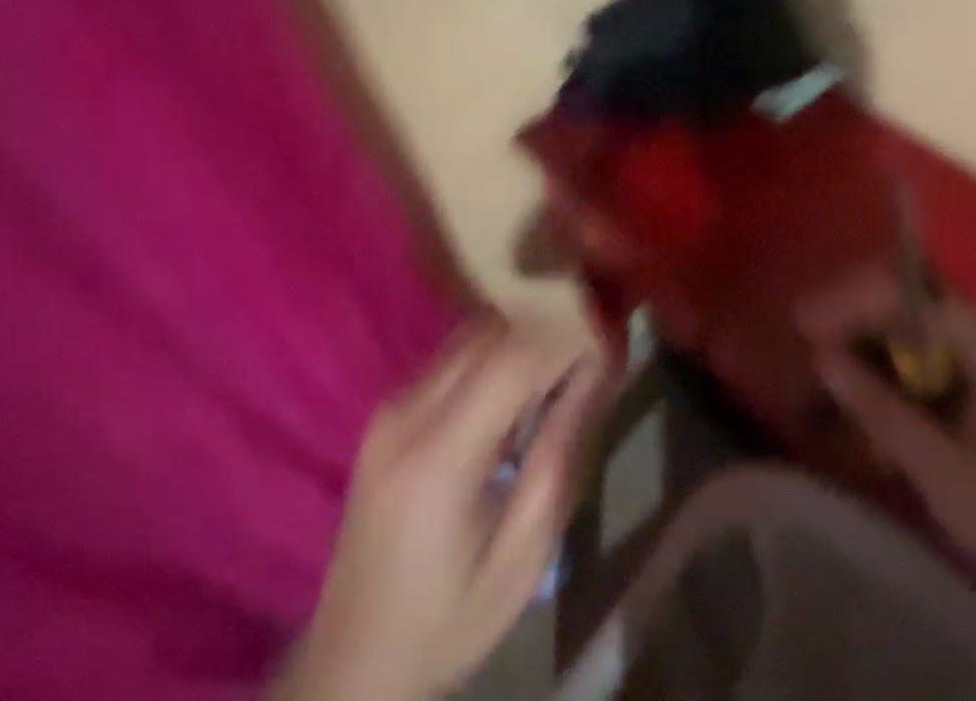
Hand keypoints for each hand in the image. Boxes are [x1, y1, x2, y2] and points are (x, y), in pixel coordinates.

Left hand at [277, 318, 610, 700]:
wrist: (357, 658)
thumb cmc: (453, 618)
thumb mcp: (526, 548)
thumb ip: (561, 447)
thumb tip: (600, 367)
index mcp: (439, 456)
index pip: (515, 357)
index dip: (571, 329)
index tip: (619, 321)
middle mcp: (405, 415)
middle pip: (489, 333)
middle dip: (552, 318)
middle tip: (608, 325)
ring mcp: (390, 410)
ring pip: (470, 338)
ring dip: (527, 330)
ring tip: (581, 341)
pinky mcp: (389, 416)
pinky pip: (453, 360)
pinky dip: (500, 352)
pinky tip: (536, 370)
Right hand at [813, 300, 975, 592]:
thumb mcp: (941, 471)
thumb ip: (881, 410)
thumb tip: (822, 358)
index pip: (917, 296)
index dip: (857, 301)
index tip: (806, 323)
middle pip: (915, 301)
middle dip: (858, 316)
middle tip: (810, 340)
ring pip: (916, 328)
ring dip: (871, 344)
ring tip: (831, 374)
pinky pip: (928, 358)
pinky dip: (892, 373)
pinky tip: (869, 405)